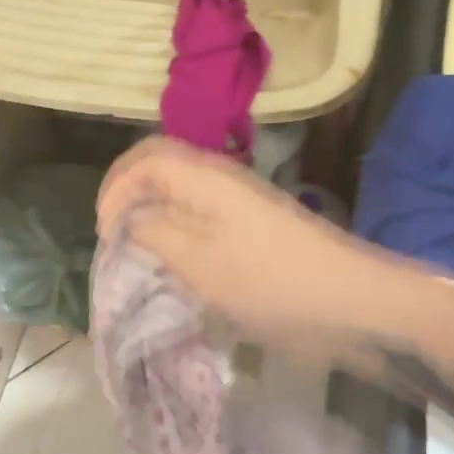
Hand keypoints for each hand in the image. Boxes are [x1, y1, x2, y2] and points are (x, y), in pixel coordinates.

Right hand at [96, 137, 383, 338]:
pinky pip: (204, 212)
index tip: (105, 233)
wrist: (348, 296)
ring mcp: (243, 199)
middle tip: (115, 235)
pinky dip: (180, 227)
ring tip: (140, 250)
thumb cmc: (268, 280)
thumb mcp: (199, 262)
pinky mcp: (256, 223)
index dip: (116, 187)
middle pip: (164, 165)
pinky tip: (179, 260)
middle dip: (132, 194)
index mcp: (206, 175)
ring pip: (184, 189)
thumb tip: (133, 217)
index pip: (146, 157)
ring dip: (156, 211)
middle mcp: (223, 175)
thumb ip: (156, 232)